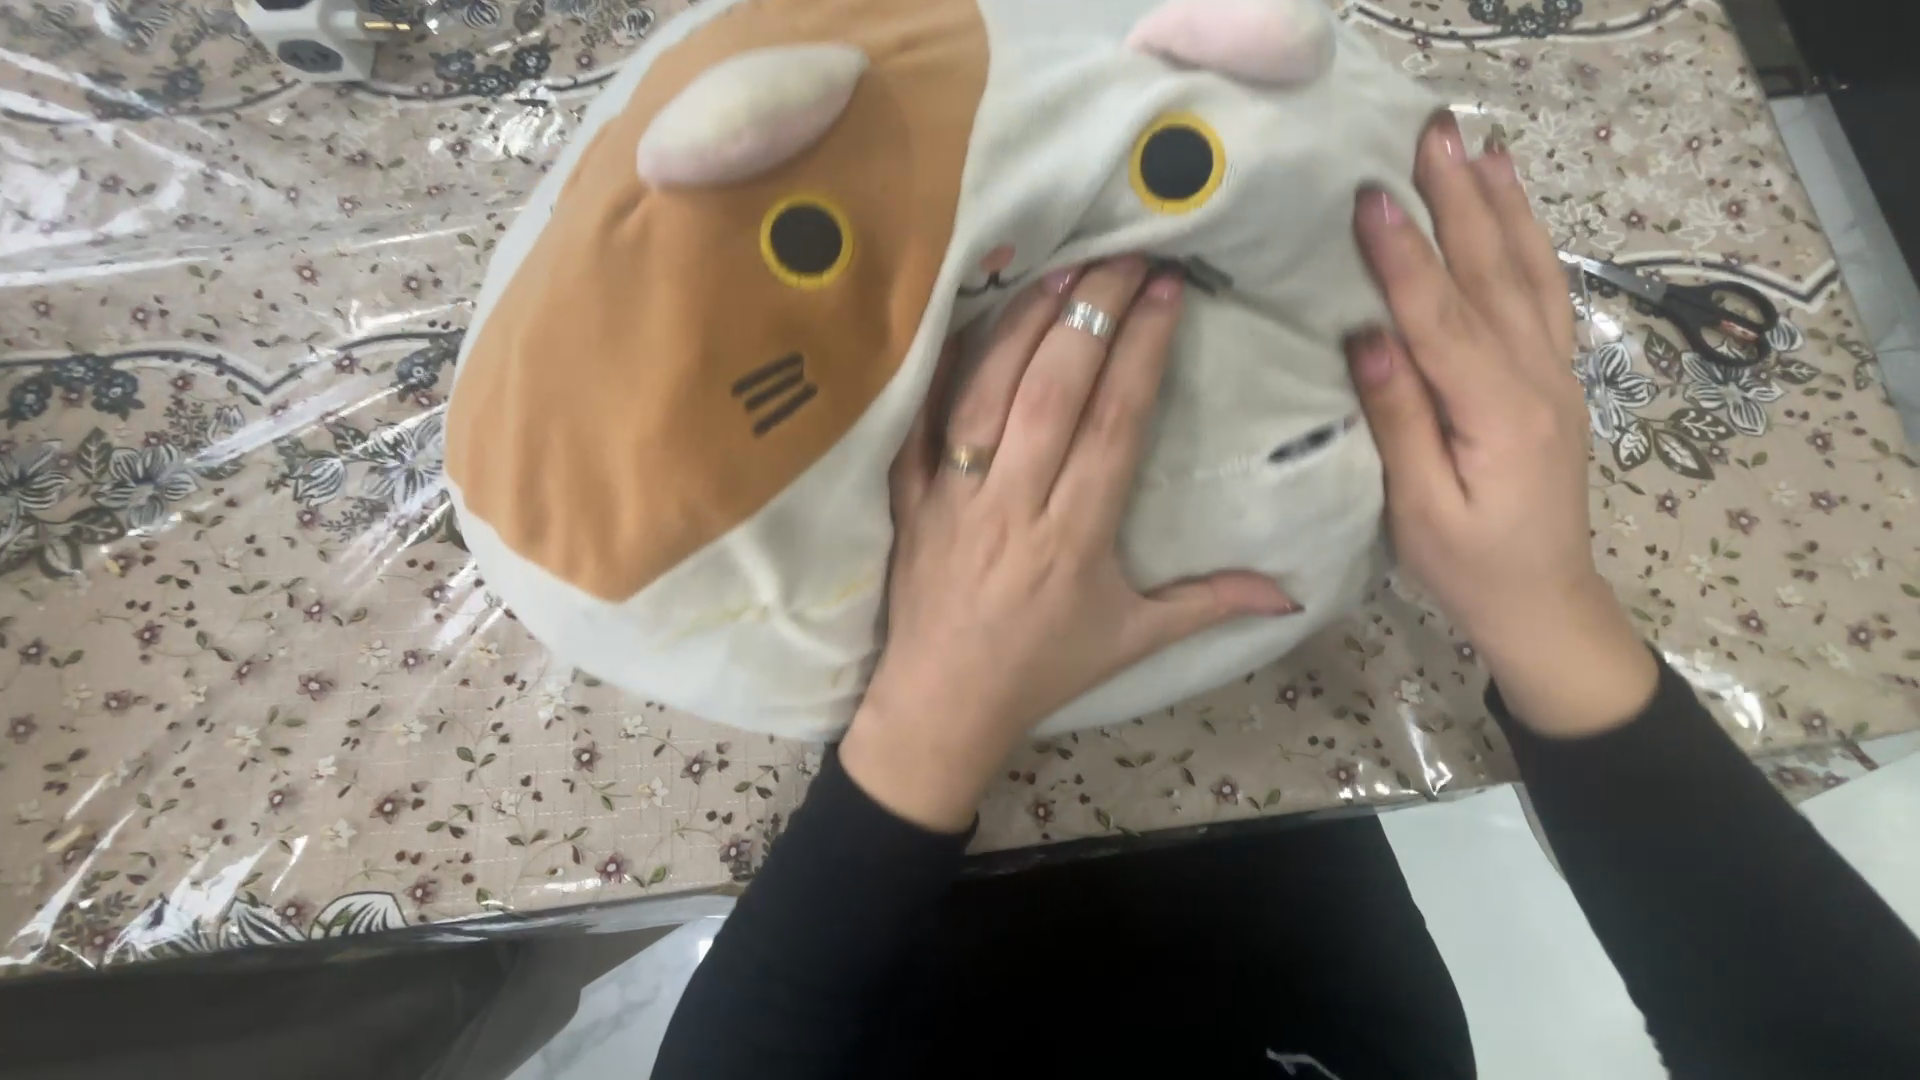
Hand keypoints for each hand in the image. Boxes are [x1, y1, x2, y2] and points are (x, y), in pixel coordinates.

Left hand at [840, 258, 1299, 830]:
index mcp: (1074, 537)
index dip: (1141, 352)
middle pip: (1054, 392)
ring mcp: (953, 497)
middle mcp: (1013, 504)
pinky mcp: (909, 499)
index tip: (1165, 292)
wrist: (941, 704)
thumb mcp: (1131, 641)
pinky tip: (964, 317)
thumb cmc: (1040, 669)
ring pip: (987, 394)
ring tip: (1060, 271)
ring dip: (1024, 326)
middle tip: (1122, 255)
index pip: (1114, 424)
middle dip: (1091, 316)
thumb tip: (1291, 594)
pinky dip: (938, 370)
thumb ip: (1207, 606)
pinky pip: (919, 425)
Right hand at [1348, 114, 1656, 737]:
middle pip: (1493, 275)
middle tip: (1429, 136)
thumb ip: (1399, 419)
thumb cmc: (1465, 564)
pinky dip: (1528, 242)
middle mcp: (1536, 378)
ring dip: (1501, 206)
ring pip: (1527, 273)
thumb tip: (1367, 339)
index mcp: (1497, 412)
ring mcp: (1553, 373)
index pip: (1441, 320)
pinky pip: (1543, 295)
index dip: (1403, 258)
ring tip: (1477, 149)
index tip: (1370, 198)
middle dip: (1459, 202)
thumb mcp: (1419, 506)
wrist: (1542, 598)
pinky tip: (1513, 212)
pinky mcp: (1552, 378)